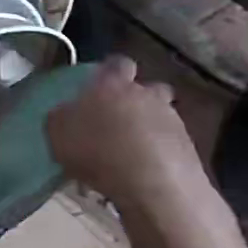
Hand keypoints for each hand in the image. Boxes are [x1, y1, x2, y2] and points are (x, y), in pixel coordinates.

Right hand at [46, 55, 204, 207]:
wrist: (154, 184)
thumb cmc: (98, 149)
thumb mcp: (57, 132)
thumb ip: (61, 117)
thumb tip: (66, 114)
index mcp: (113, 83)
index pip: (116, 63)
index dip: (109, 73)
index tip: (99, 87)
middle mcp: (146, 94)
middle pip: (146, 88)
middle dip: (136, 100)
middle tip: (118, 119)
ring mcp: (172, 120)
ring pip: (160, 116)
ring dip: (148, 128)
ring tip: (129, 153)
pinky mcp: (189, 148)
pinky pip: (170, 145)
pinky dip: (158, 154)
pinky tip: (143, 173)